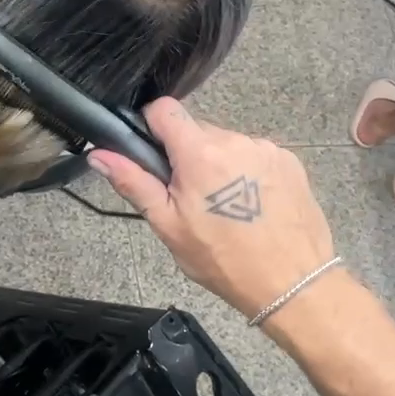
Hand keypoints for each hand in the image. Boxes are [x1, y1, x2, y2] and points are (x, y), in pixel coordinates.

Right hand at [89, 99, 338, 320]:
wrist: (296, 286)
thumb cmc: (223, 259)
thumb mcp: (168, 225)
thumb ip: (133, 182)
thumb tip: (98, 154)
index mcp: (200, 153)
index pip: (165, 109)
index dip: (152, 126)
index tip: (154, 155)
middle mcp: (234, 140)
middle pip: (195, 130)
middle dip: (186, 154)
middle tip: (190, 196)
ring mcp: (266, 149)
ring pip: (224, 143)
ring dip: (216, 163)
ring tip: (225, 206)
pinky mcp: (290, 162)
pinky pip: (253, 154)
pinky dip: (245, 171)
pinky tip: (251, 205)